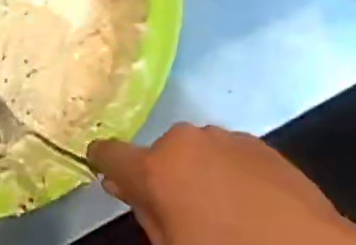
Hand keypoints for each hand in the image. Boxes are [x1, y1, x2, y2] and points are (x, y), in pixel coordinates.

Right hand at [88, 125, 355, 244]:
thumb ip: (147, 218)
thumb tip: (127, 189)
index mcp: (159, 168)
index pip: (114, 155)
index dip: (102, 161)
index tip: (95, 163)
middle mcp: (188, 140)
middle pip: (161, 156)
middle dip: (162, 179)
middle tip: (174, 217)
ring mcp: (226, 138)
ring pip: (197, 154)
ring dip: (197, 176)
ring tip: (217, 215)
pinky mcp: (260, 144)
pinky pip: (228, 157)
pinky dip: (227, 175)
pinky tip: (246, 208)